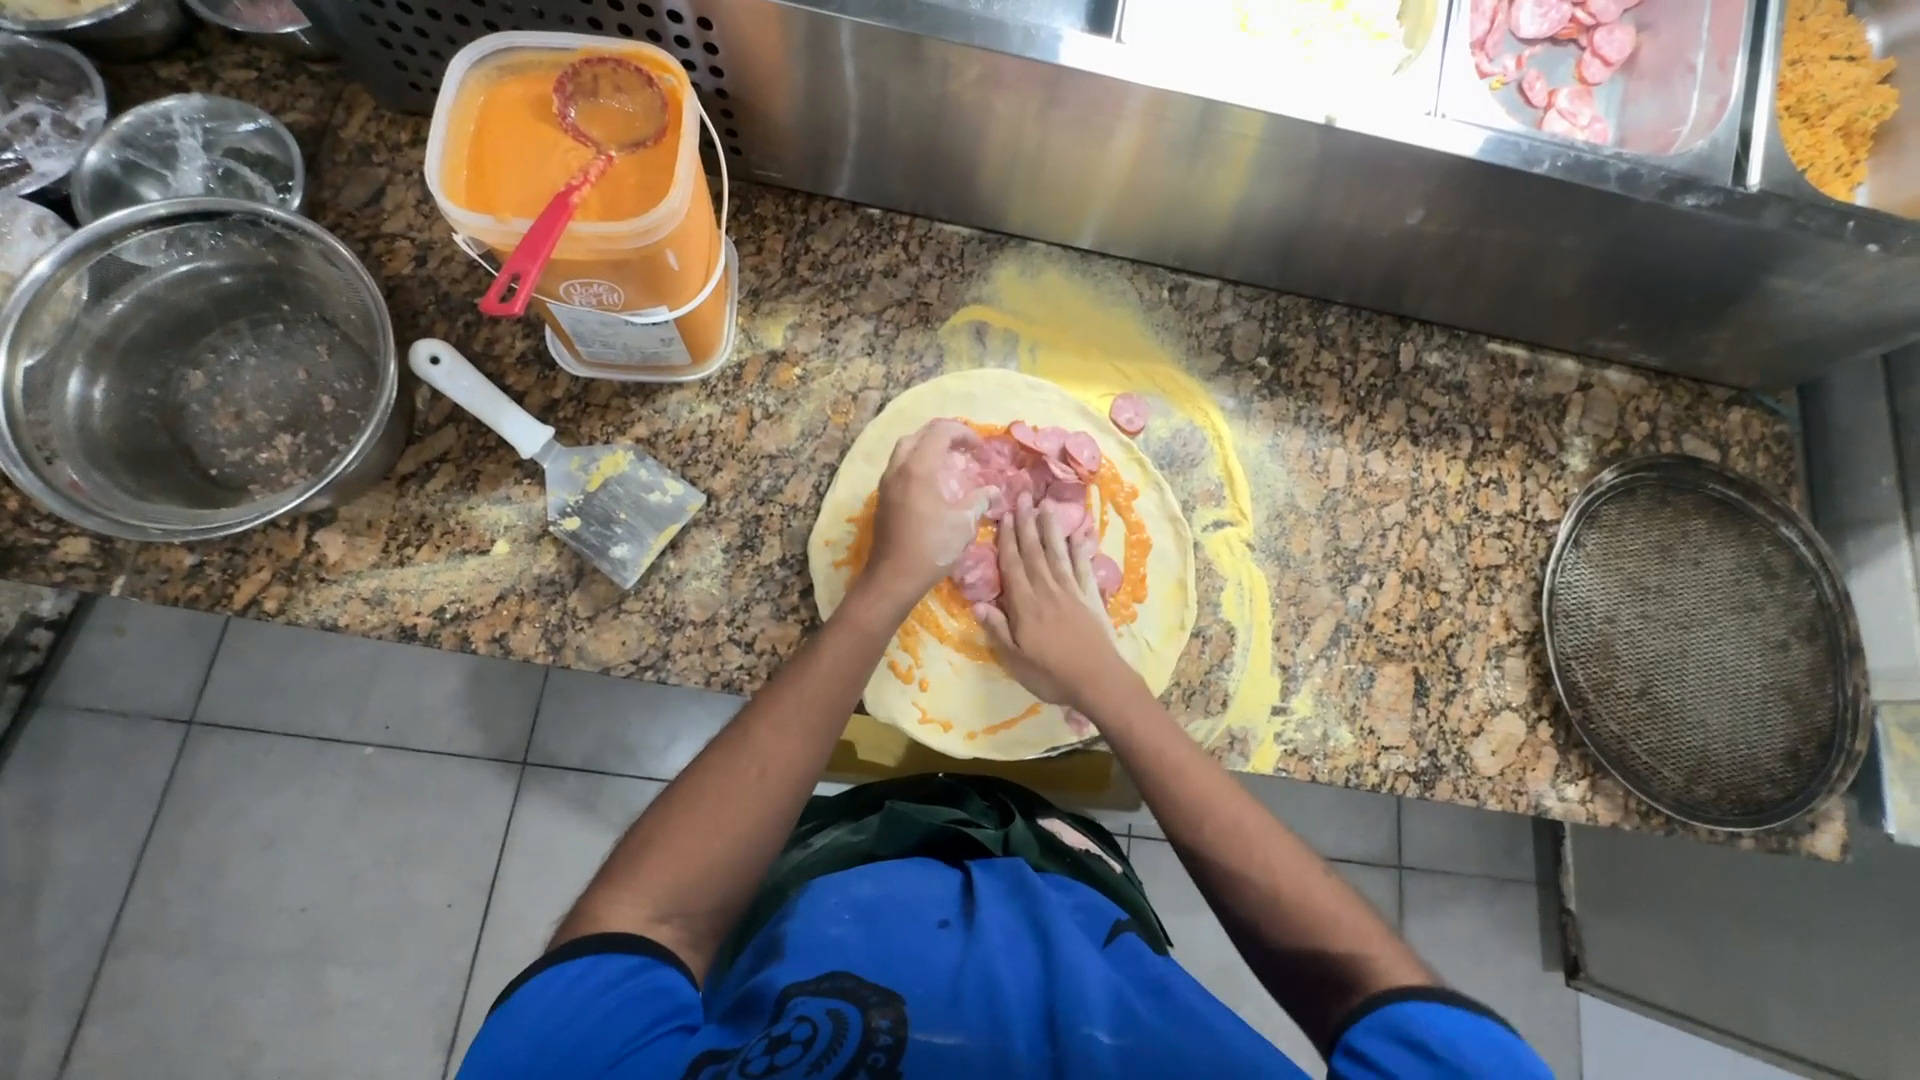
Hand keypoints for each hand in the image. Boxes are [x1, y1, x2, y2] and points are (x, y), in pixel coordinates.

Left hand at [864, 419, 993, 604]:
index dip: (964, 434)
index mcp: (918, 468)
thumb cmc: (931, 548)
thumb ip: (979, 501)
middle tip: (966, 449)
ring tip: (950, 462)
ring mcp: (887, 482)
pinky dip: (918, 463)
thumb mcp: (963, 524)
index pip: (940, 431)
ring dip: (928, 447)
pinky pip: (900, 466)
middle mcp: (898, 468)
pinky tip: (933, 482)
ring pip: (906, 449)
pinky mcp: (883, 497)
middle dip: (945, 435)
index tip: (981, 450)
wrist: (893, 577)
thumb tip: (994, 490)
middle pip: (920, 434)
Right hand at [974, 493, 1134, 711]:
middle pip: (1034, 552)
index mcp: (1025, 605)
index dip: (1007, 540)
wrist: (1098, 680)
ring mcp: (1071, 591)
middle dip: (1027, 524)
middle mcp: (1047, 590)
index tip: (1004, 515)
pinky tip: (1077, 535)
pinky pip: (1083, 567)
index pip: (1012, 566)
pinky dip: (1079, 549)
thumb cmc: (1052, 674)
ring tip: (1045, 507)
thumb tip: (978, 604)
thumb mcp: (1015, 659)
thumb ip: (998, 629)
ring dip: (1050, 529)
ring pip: (1057, 553)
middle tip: (1023, 498)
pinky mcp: (1090, 597)